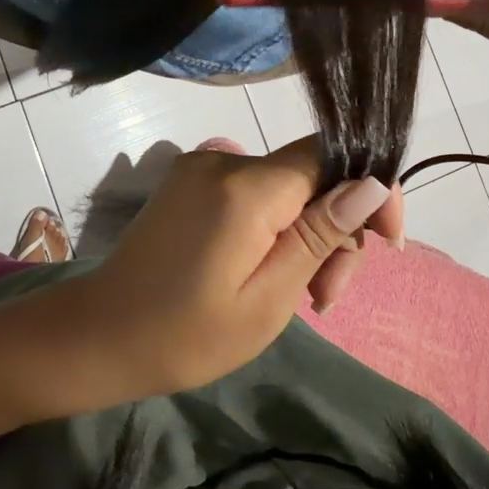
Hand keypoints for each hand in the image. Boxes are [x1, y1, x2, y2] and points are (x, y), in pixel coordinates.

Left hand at [67, 138, 402, 396]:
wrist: (102, 335)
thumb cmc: (187, 334)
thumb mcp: (268, 298)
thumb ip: (320, 235)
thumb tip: (372, 183)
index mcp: (244, 187)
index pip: (330, 154)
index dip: (370, 188)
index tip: (386, 245)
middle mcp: (222, 161)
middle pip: (309, 174)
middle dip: (334, 230)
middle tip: (324, 297)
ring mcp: (200, 169)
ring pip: (284, 186)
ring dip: (305, 235)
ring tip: (302, 298)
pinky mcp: (188, 185)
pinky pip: (252, 193)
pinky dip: (273, 228)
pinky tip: (269, 273)